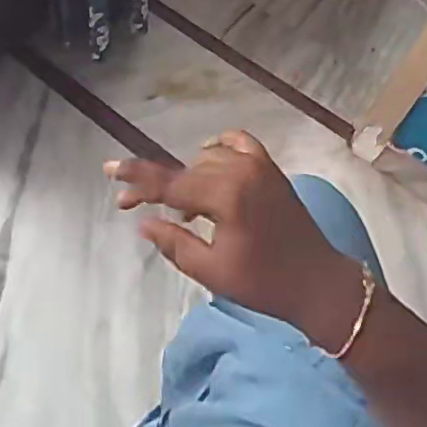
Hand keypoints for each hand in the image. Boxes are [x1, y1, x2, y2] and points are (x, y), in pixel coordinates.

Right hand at [106, 130, 366, 350]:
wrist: (317, 281)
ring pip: (208, 159)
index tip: (109, 168)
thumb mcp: (212, 271)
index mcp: (226, 196)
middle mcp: (240, 170)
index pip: (171, 184)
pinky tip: (208, 155)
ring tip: (184, 212)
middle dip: (157, 186)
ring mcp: (259, 164)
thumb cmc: (263, 283)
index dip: (137, 178)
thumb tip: (144, 222)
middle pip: (186, 171)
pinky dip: (220, 146)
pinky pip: (239, 142)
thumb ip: (174, 242)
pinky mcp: (270, 167)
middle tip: (131, 204)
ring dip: (189, 178)